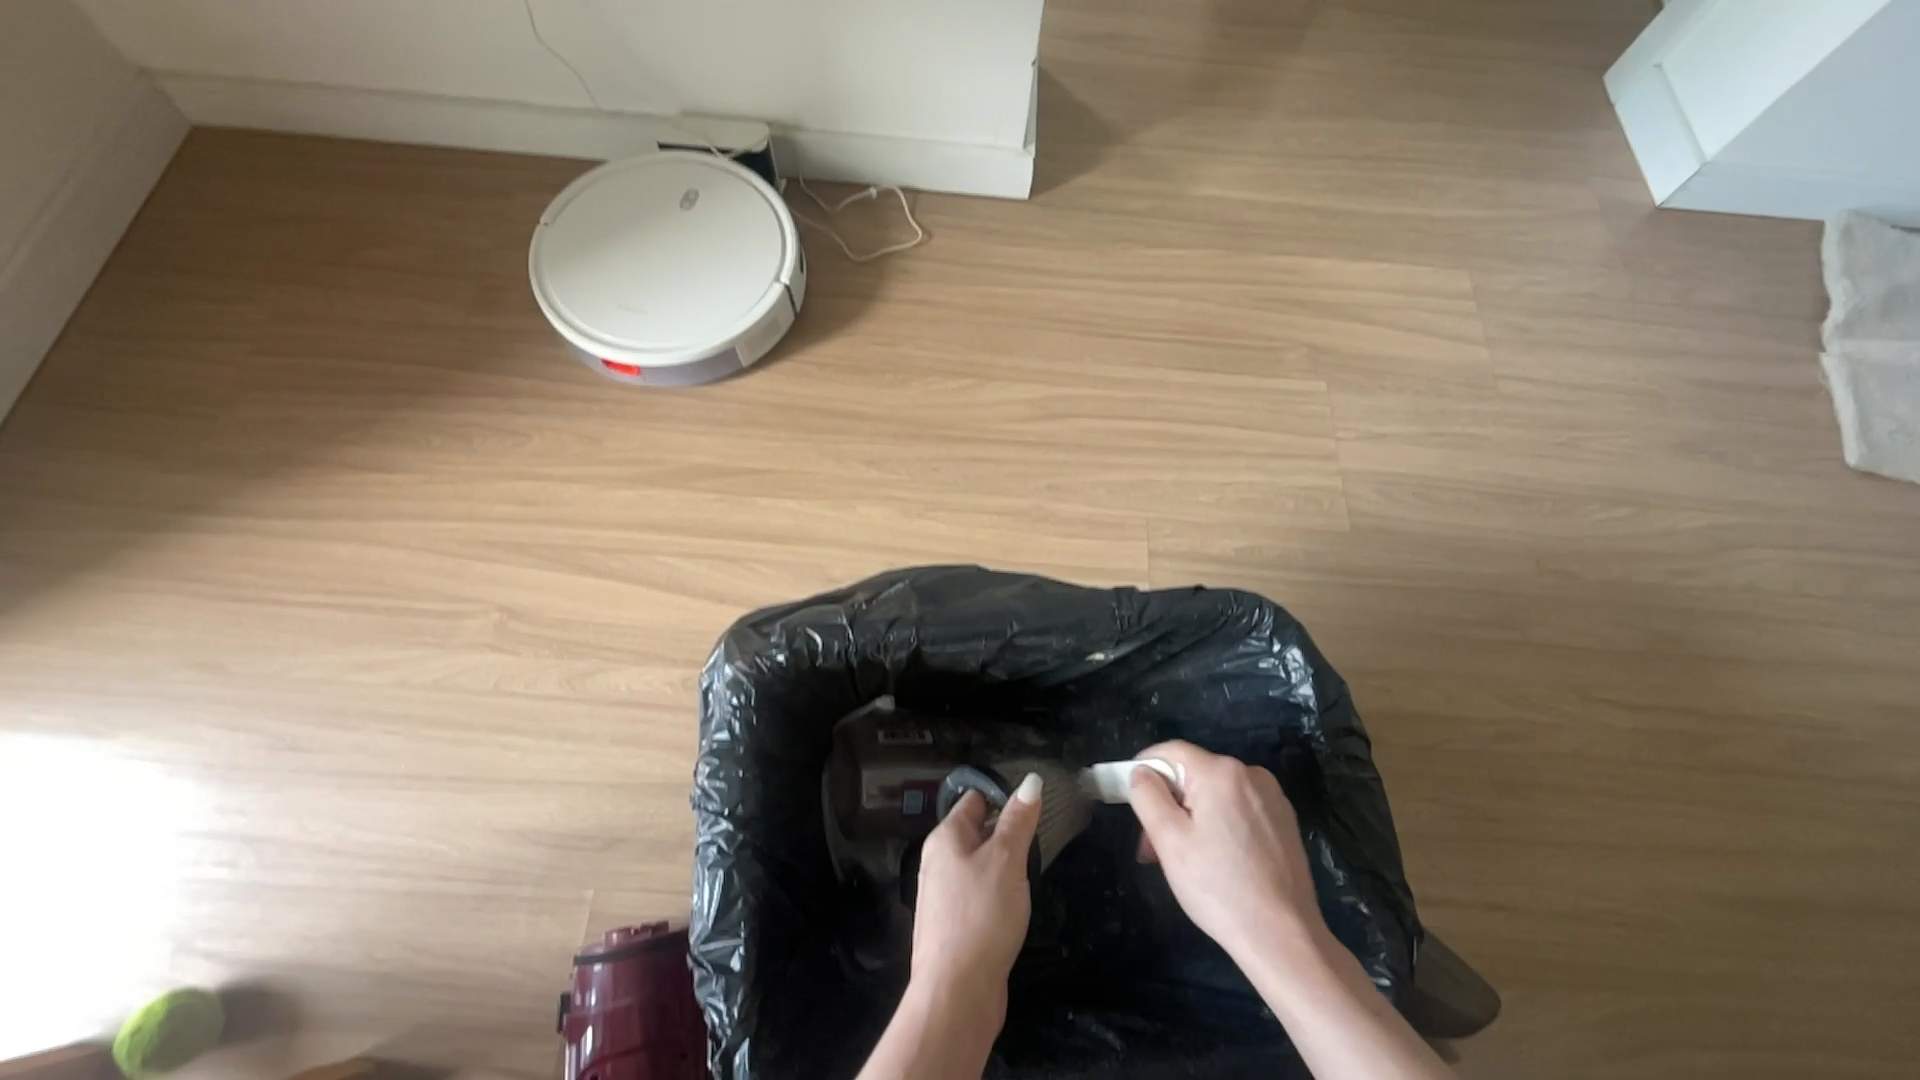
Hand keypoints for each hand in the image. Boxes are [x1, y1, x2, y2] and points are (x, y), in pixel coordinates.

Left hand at [910, 775, 1042, 1003]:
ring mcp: (942, 895)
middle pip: (975, 832)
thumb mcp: (1007, 860)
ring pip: (977, 865)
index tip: (1034, 805)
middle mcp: (937, 861)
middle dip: (1005, 835)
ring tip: (1029, 874)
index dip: (1003, 797)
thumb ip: (1019, 820)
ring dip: (1003, 867)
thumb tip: (1030, 780)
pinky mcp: (952, 925)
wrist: (957, 990)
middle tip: (1037, 841)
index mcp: (945, 838)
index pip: (974, 800)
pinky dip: (996, 895)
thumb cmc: (982, 915)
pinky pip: (977, 895)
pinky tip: (1013, 908)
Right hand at [1128, 741, 1324, 956]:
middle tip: (1153, 848)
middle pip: (1194, 775)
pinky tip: (1217, 862)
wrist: (1282, 936)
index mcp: (1221, 772)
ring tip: (1184, 861)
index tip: (1131, 798)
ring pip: (1216, 794)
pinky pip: (1239, 809)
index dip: (1145, 768)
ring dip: (1192, 817)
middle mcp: (1251, 774)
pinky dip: (1220, 825)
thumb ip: (1147, 796)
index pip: (1171, 751)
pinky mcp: (1284, 821)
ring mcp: (1272, 797)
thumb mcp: (1169, 840)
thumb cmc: (1218, 887)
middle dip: (1168, 804)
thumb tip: (1142, 772)